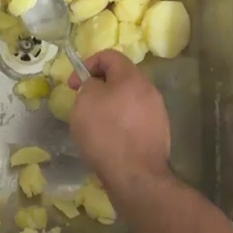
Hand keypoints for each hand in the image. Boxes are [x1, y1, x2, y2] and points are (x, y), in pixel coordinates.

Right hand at [70, 50, 173, 198]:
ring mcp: (157, 113)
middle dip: (99, 87)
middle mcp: (150, 91)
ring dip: (110, 106)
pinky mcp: (158, 134)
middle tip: (83, 104)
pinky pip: (135, 120)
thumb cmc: (105, 134)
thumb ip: (89, 85)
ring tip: (95, 125)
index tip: (74, 85)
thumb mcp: (85, 102)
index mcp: (132, 78)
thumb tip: (96, 86)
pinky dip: (120, 124)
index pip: (110, 56)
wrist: (135, 175)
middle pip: (121, 79)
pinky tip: (110, 141)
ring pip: (129, 100)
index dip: (87, 64)